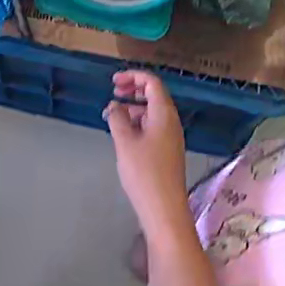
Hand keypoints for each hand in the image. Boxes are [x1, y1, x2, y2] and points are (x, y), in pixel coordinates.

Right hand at [104, 70, 191, 237]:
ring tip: (112, 115)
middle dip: (133, 89)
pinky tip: (123, 133)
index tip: (114, 81)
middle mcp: (171, 120)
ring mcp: (171, 136)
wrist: (164, 209)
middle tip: (113, 92)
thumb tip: (114, 106)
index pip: (152, 82)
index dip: (133, 76)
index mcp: (164, 112)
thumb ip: (118, 118)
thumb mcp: (125, 142)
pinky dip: (138, 122)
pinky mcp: (167, 151)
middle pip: (154, 94)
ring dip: (133, 107)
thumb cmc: (144, 172)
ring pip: (152, 111)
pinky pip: (153, 126)